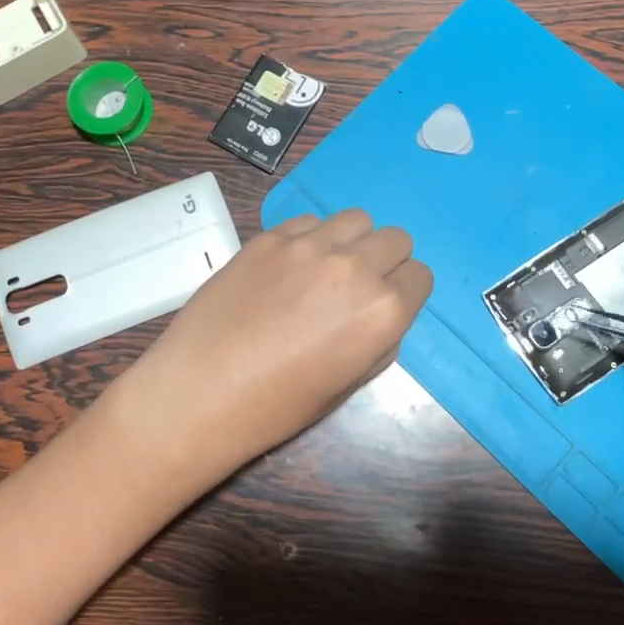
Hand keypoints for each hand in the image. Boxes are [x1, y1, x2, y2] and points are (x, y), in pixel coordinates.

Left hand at [95, 210, 432, 486]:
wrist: (203, 391)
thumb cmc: (279, 405)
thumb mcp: (349, 385)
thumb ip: (379, 341)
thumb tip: (380, 315)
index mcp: (384, 311)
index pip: (420, 276)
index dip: (405, 293)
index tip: (384, 307)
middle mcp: (355, 267)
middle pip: (395, 239)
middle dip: (385, 261)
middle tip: (357, 288)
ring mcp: (310, 246)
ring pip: (356, 219)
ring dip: (351, 242)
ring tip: (325, 270)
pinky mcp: (271, 237)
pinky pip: (310, 221)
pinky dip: (311, 238)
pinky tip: (289, 268)